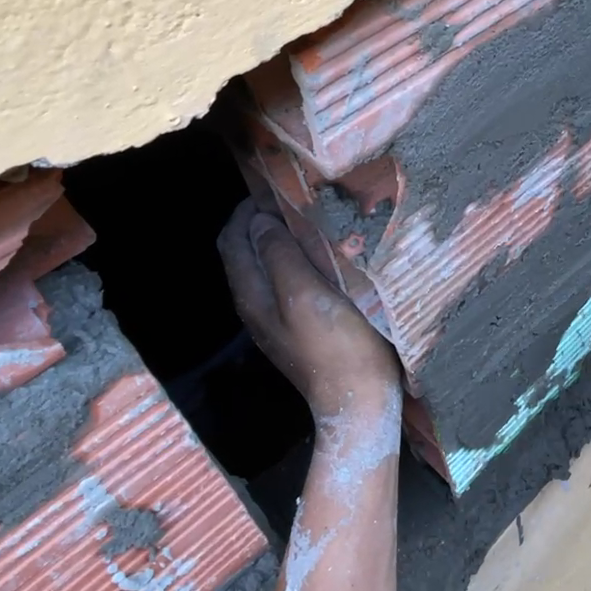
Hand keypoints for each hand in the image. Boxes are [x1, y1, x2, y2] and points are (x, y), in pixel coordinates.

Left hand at [217, 199, 400, 422]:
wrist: (358, 402)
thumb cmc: (337, 346)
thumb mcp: (306, 295)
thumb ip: (279, 256)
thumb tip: (259, 221)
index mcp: (252, 294)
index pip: (232, 239)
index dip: (247, 210)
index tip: (278, 188)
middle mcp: (256, 306)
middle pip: (246, 252)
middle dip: (262, 222)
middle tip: (298, 200)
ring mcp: (277, 320)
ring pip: (267, 267)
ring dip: (282, 241)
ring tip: (314, 221)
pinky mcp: (299, 328)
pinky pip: (288, 283)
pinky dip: (298, 261)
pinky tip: (325, 257)